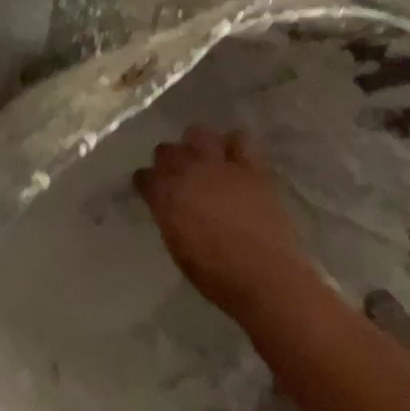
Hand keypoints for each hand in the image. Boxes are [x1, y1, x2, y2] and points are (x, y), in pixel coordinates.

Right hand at [135, 125, 317, 314]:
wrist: (265, 277)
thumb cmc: (215, 272)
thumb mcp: (176, 244)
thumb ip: (169, 215)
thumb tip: (170, 205)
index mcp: (164, 194)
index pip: (144, 175)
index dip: (148, 183)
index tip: (153, 191)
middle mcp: (186, 172)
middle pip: (167, 149)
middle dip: (169, 159)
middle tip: (180, 174)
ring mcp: (220, 167)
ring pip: (200, 133)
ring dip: (200, 144)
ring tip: (207, 159)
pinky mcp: (252, 169)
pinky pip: (242, 140)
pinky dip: (236, 145)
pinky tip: (236, 159)